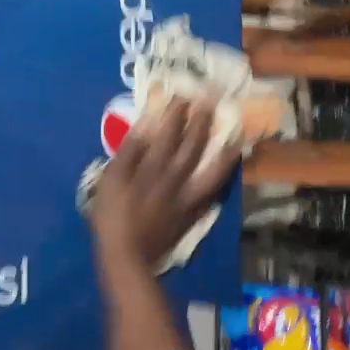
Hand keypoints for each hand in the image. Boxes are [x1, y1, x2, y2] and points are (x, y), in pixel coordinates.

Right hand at [89, 99, 239, 269]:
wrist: (128, 255)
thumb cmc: (112, 215)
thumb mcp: (112, 178)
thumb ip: (130, 151)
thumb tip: (147, 124)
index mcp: (153, 167)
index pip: (168, 133)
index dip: (177, 113)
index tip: (185, 94)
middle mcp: (176, 178)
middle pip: (193, 146)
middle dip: (202, 122)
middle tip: (213, 101)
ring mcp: (187, 197)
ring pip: (211, 169)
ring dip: (224, 150)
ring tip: (237, 135)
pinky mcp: (192, 214)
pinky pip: (212, 192)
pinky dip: (221, 179)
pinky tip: (228, 170)